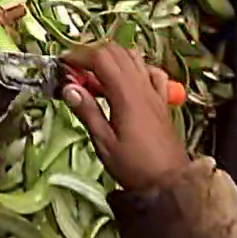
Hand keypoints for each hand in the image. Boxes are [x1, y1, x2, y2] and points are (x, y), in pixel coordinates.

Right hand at [60, 43, 189, 191]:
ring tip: (96, 74)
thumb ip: (87, 111)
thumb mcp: (104, 143)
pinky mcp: (162, 100)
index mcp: (125, 93)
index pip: (100, 57)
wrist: (172, 186)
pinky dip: (136, 67)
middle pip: (115, 51)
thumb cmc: (135, 167)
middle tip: (76, 69)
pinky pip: (150, 71)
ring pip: (132, 56)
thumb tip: (68, 88)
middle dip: (91, 53)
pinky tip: (127, 79)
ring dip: (111, 57)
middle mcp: (141, 85)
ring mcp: (154, 91)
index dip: (79, 55)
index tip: (64, 63)